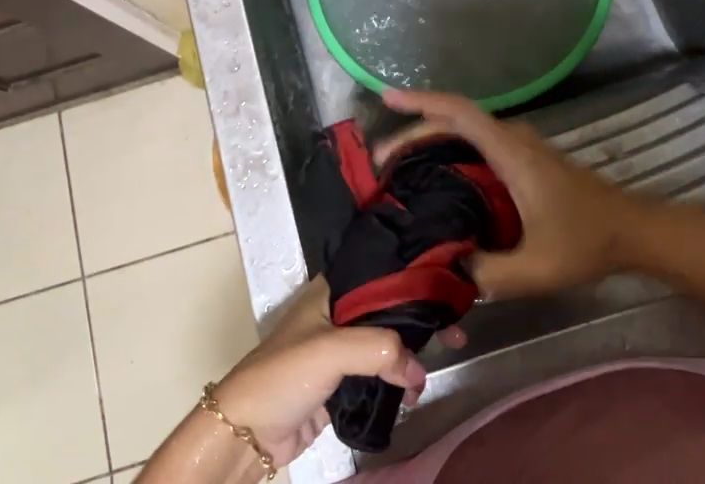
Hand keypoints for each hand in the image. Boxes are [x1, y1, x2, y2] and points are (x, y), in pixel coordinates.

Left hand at [210, 279, 458, 464]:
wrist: (249, 431)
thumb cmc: (284, 374)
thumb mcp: (333, 350)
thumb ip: (381, 350)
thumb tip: (418, 370)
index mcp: (331, 291)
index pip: (379, 272)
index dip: (413, 279)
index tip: (448, 288)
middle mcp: (338, 313)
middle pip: (388, 308)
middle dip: (421, 319)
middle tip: (456, 331)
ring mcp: (340, 348)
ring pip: (387, 342)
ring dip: (413, 352)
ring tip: (446, 357)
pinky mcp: (342, 381)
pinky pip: (381, 373)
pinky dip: (400, 378)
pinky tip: (416, 387)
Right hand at [381, 88, 646, 298]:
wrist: (631, 231)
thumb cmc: (585, 242)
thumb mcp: (535, 270)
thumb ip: (486, 273)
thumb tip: (442, 267)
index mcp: (511, 153)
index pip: (459, 114)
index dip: (421, 102)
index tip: (386, 98)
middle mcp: (512, 139)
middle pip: (454, 120)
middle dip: (412, 132)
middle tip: (378, 162)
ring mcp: (519, 146)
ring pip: (464, 130)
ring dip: (428, 140)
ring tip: (396, 168)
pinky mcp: (523, 159)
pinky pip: (475, 144)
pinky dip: (447, 151)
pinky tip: (433, 177)